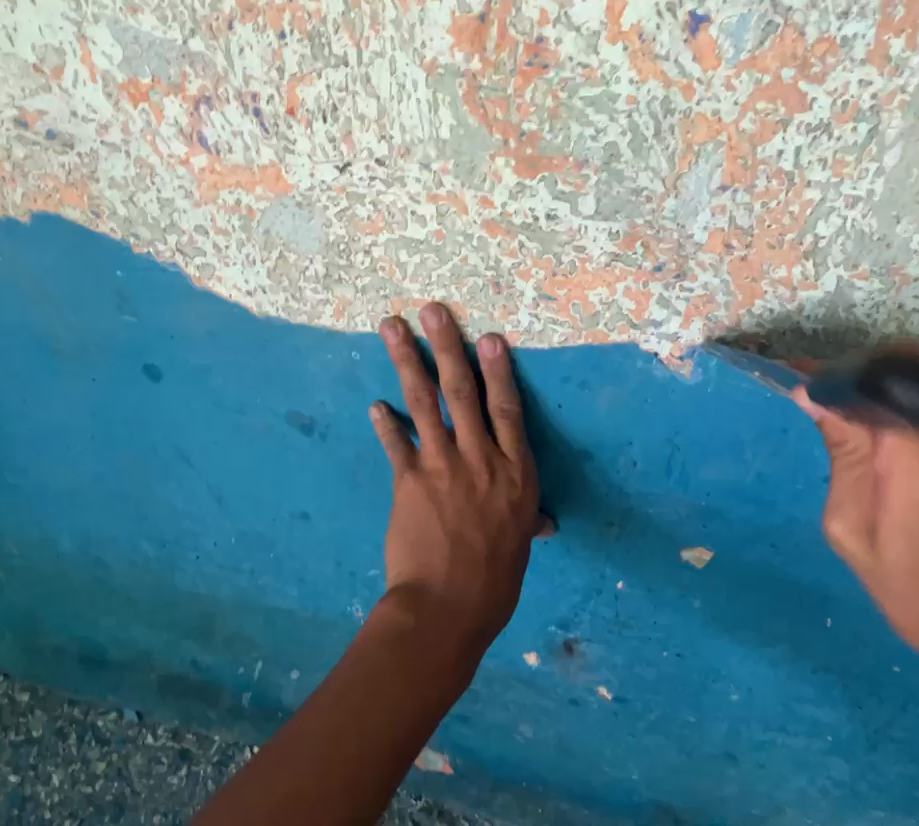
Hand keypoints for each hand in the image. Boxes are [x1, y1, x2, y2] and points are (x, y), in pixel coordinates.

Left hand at [371, 303, 547, 655]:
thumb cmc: (495, 582)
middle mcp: (480, 459)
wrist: (448, 608)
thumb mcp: (519, 545)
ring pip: (424, 403)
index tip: (487, 336)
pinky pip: (396, 444)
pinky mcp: (409, 482)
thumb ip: (527, 519)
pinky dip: (385, 423)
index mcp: (515, 472)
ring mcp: (442, 466)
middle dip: (446, 346)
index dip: (498, 369)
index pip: (507, 409)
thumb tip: (544, 522)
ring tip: (391, 328)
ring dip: (406, 361)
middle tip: (432, 310)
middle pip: (463, 391)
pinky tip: (374, 403)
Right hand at [790, 351, 918, 679]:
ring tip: (867, 436)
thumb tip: (814, 397)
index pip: (869, 382)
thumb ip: (842, 455)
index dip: (830, 377)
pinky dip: (917, 412)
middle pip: (902, 366)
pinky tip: (903, 453)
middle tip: (833, 411)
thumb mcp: (855, 532)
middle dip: (861, 379)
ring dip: (890, 396)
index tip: (800, 383)